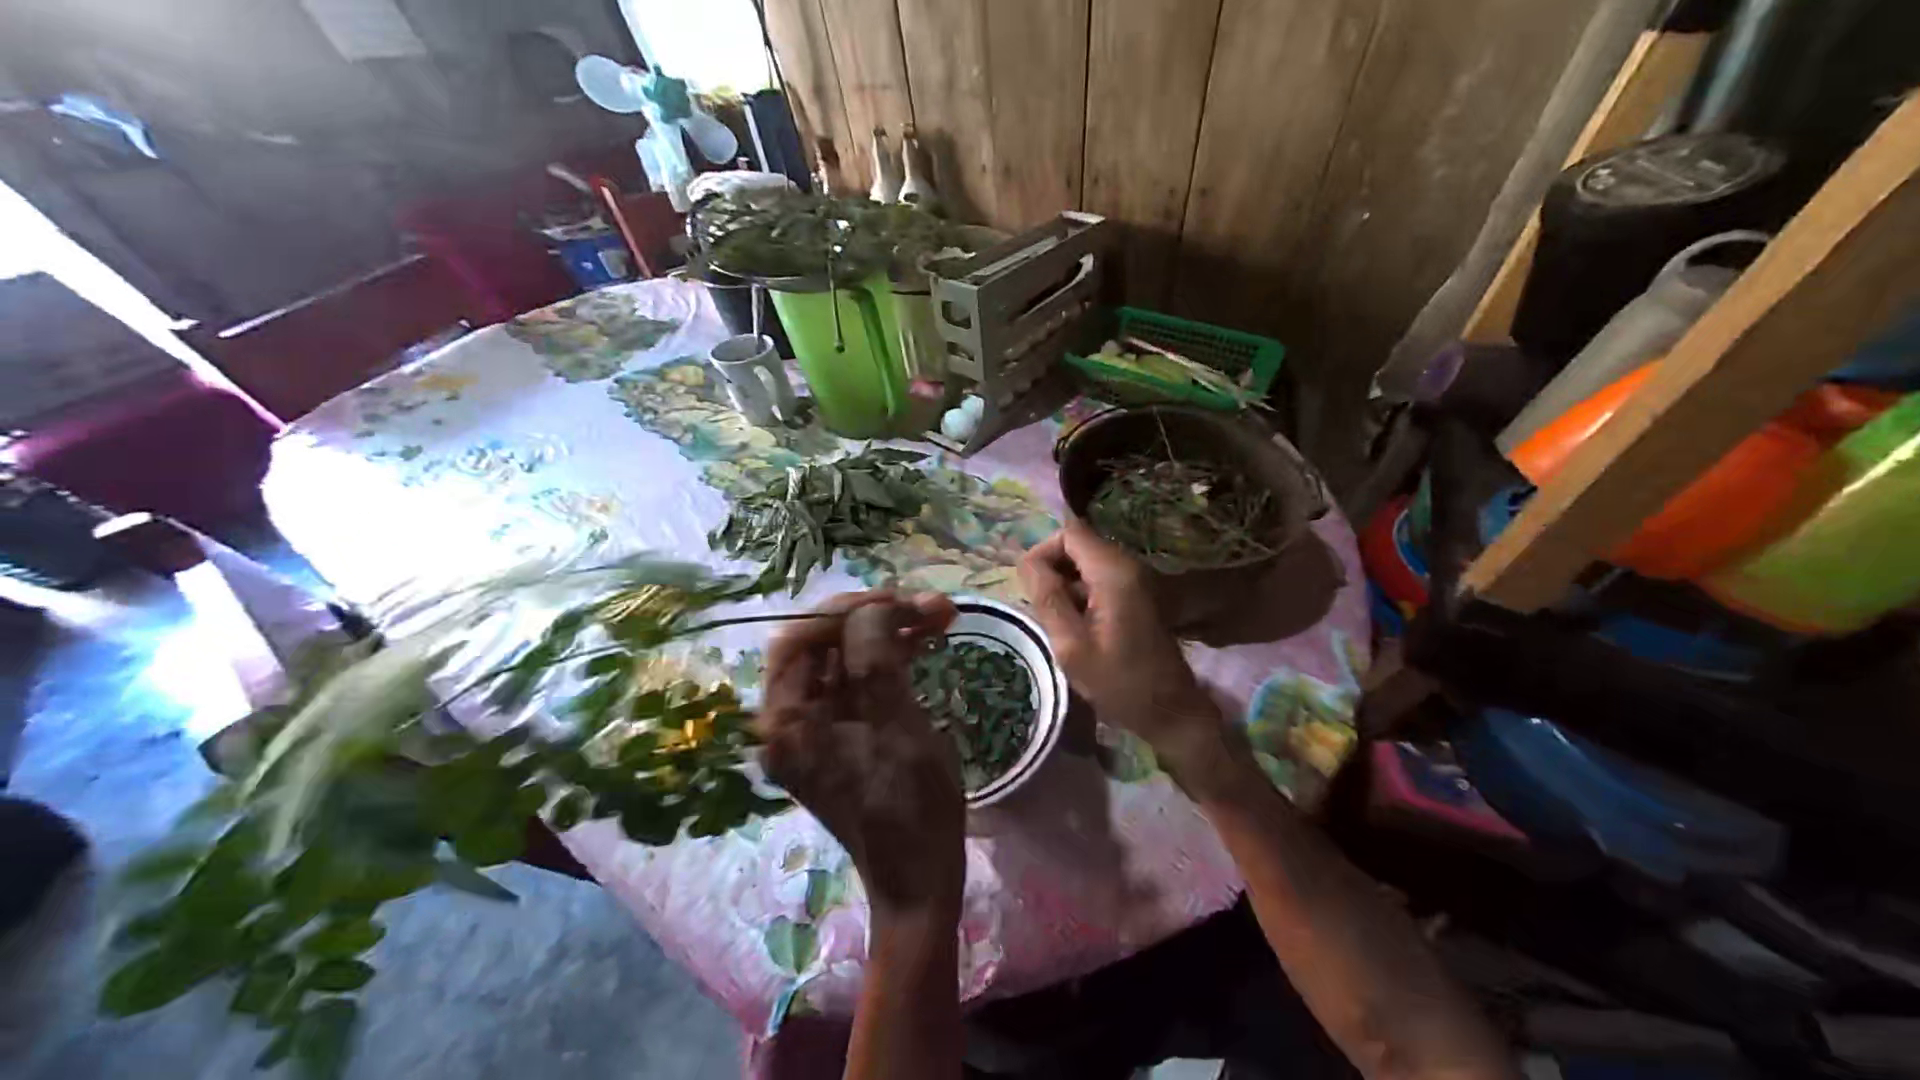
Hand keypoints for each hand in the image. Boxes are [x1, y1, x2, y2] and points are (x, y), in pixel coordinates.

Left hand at [759, 591, 964, 913]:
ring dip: (892, 632)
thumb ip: (875, 658)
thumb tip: (874, 606)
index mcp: (785, 722)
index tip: (895, 601)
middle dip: (876, 617)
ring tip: (941, 615)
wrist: (921, 877)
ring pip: (849, 658)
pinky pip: (863, 682)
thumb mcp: (894, 726)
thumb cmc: (907, 806)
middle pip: (824, 644)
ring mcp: (819, 727)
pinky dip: (893, 659)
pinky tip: (926, 640)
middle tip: (929, 606)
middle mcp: (791, 720)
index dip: (843, 611)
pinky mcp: (846, 733)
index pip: (798, 638)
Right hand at [1019, 522, 1245, 785]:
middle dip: (1051, 570)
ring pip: (1084, 563)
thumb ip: (1047, 598)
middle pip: (1076, 544)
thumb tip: (1026, 561)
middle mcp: (1127, 565)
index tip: (1031, 589)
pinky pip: (1097, 580)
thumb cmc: (1120, 683)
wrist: (1170, 711)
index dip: (1042, 552)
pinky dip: (1079, 596)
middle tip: (1041, 610)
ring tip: (1056, 623)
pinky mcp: (1134, 595)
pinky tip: (1075, 628)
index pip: (1068, 531)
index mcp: (1114, 572)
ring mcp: (1134, 579)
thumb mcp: (1071, 645)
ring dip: (1063, 585)